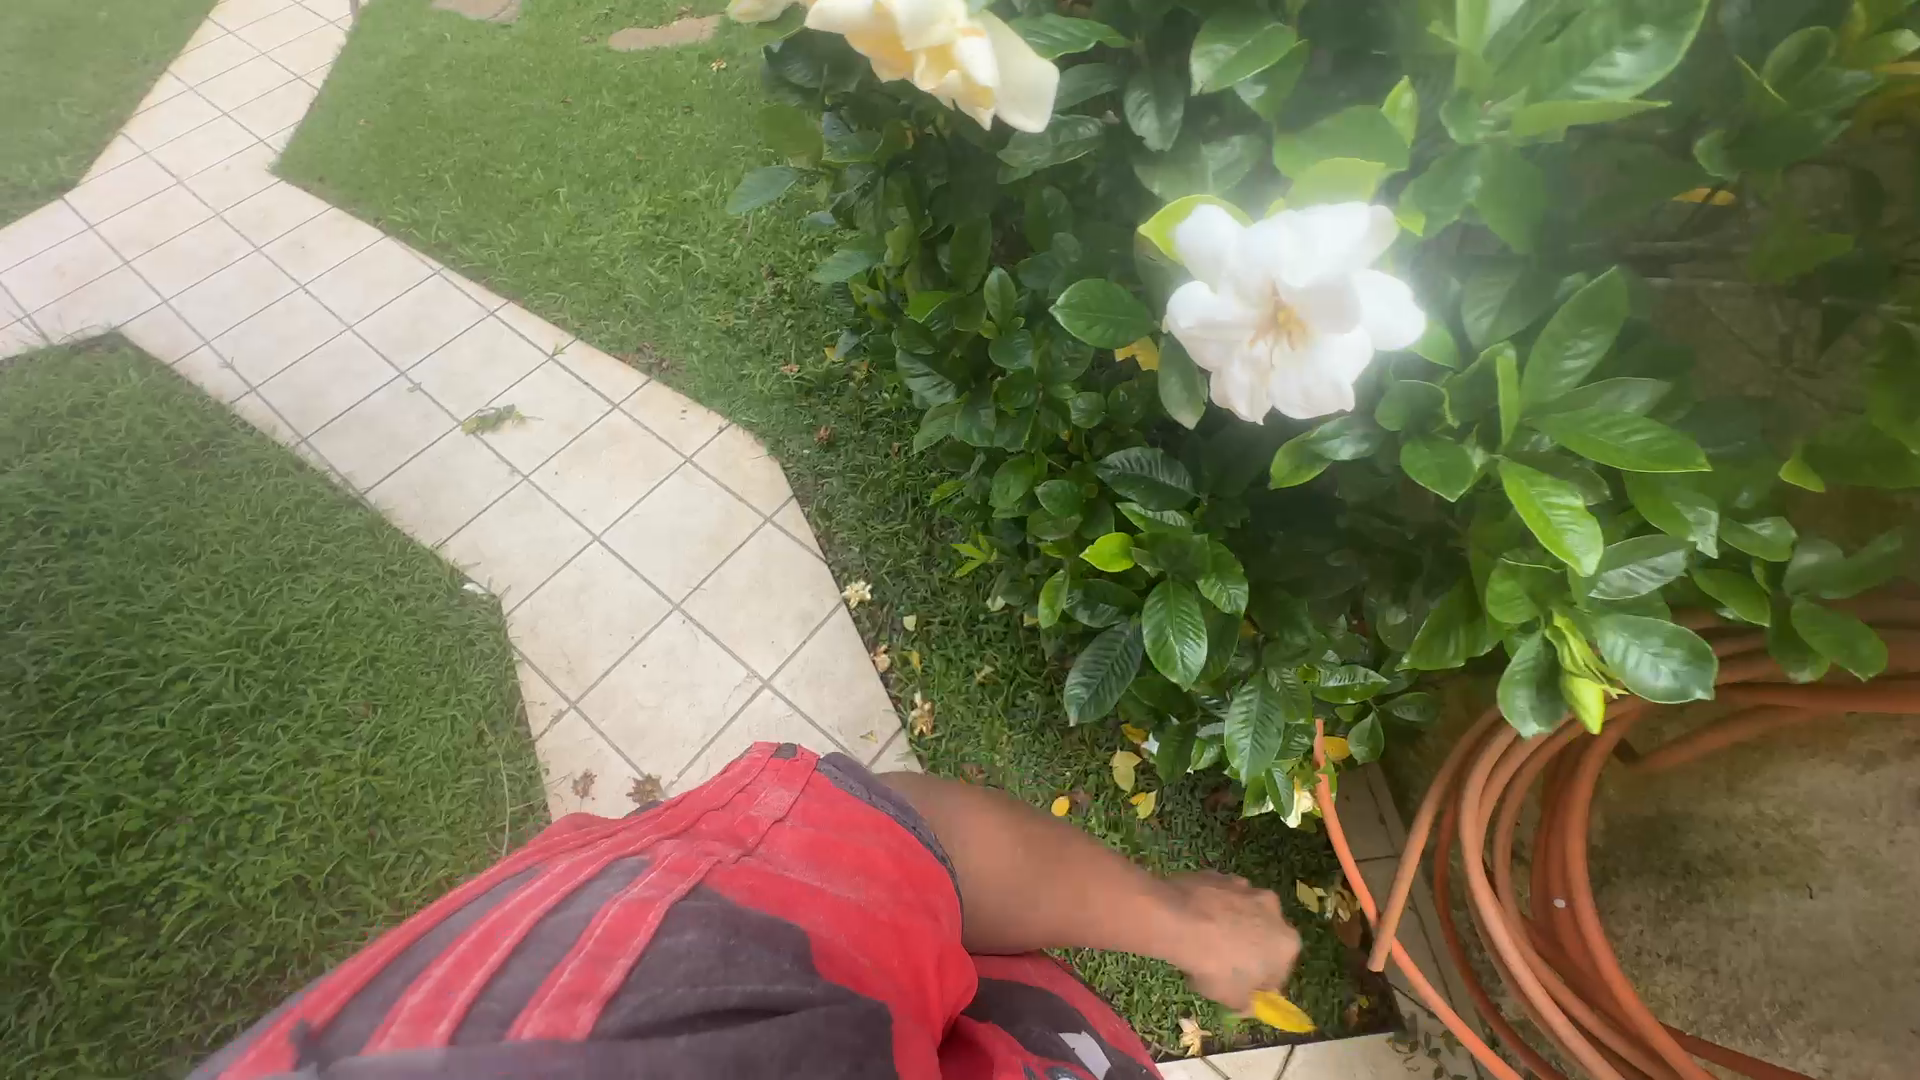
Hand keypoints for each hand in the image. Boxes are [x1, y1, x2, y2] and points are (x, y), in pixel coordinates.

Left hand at [1153, 872, 1301, 1010]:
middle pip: (1263, 934)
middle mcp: (1272, 908)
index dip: (1259, 982)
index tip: (1239, 986)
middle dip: (1247, 947)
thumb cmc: (1213, 966)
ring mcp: (1243, 886)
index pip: (1278, 970)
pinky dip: (1209, 905)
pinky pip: (1217, 896)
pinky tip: (1190, 918)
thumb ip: (1246, 1002)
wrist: (1176, 920)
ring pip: (1240, 911)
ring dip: (1228, 923)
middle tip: (1220, 962)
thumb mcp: (1232, 1000)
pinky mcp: (1217, 873)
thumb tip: (1246, 1002)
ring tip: (1201, 939)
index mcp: (1286, 943)